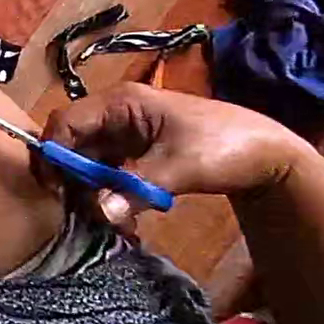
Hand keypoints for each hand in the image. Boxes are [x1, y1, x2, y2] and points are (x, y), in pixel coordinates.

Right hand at [41, 83, 318, 226]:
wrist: (269, 155)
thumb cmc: (224, 147)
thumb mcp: (181, 167)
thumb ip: (138, 188)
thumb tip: (101, 211)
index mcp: (121, 103)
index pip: (66, 121)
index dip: (54, 153)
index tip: (55, 189)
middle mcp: (117, 114)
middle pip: (74, 142)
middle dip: (73, 178)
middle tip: (83, 212)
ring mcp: (126, 133)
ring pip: (89, 160)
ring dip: (92, 191)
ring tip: (108, 221)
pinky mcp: (137, 153)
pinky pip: (109, 172)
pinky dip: (110, 194)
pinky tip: (123, 219)